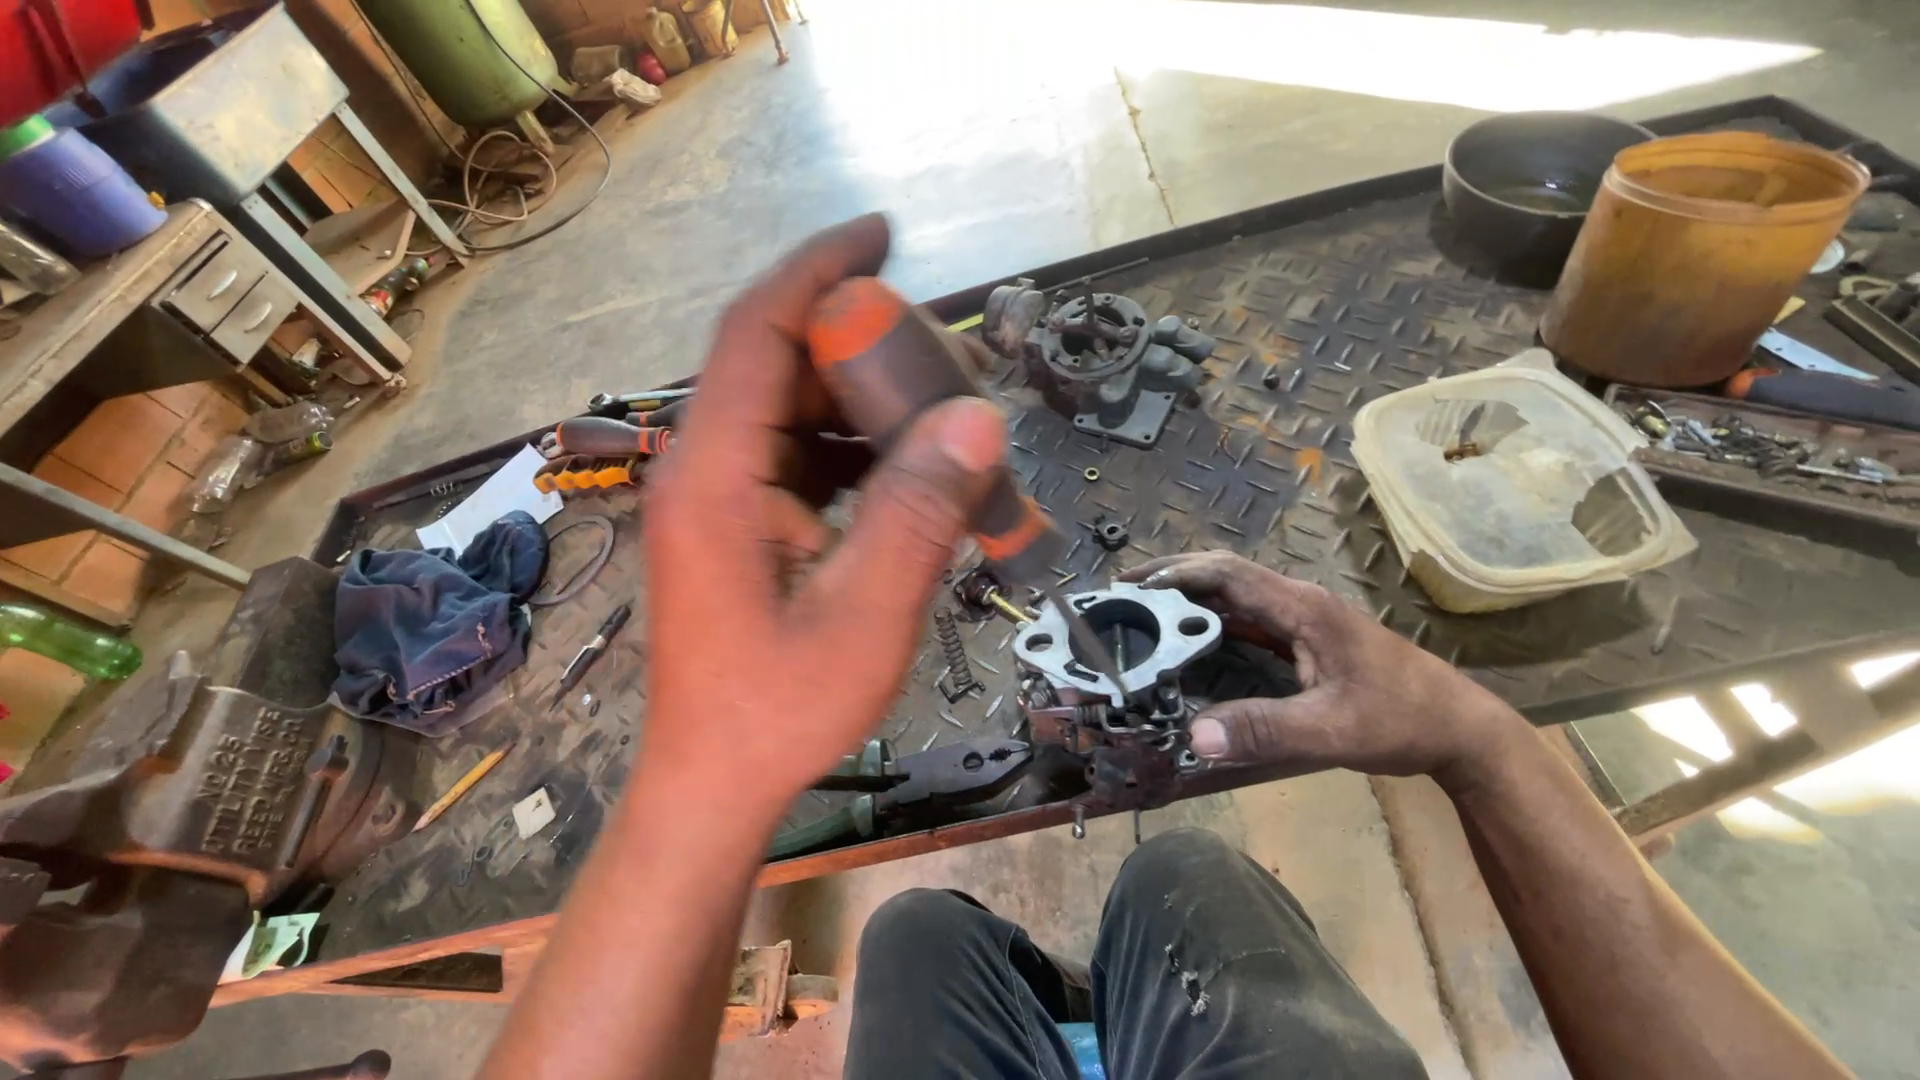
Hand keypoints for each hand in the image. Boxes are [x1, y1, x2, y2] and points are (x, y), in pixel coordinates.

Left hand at [640, 216, 1005, 820]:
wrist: (712, 784)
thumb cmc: (776, 711)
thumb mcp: (865, 617)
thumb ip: (919, 512)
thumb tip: (978, 418)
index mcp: (714, 476)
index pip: (758, 332)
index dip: (818, 270)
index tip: (882, 235)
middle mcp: (703, 470)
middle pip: (779, 366)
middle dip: (861, 346)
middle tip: (945, 356)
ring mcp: (716, 499)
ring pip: (792, 412)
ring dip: (863, 403)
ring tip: (939, 415)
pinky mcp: (735, 527)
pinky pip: (796, 459)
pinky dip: (852, 451)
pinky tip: (906, 473)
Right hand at [1119, 552, 1525, 790]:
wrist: (1460, 728)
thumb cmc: (1400, 719)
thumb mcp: (1331, 729)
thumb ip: (1265, 729)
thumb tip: (1194, 735)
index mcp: (1301, 607)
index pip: (1227, 573)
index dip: (1176, 573)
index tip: (1131, 584)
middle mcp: (1297, 602)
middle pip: (1224, 574)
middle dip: (1172, 576)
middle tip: (1123, 591)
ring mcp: (1303, 620)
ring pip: (1234, 594)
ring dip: (1189, 596)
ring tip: (1143, 610)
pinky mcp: (1307, 639)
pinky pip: (1247, 618)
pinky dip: (1210, 619)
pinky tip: (1189, 637)